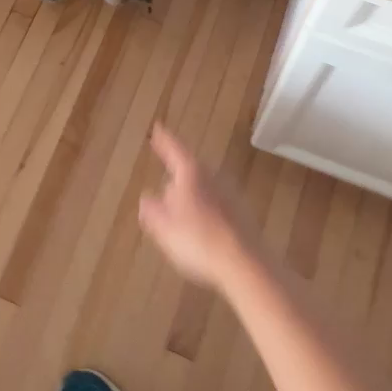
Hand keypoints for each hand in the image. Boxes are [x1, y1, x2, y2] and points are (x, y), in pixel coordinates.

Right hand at [139, 124, 261, 288]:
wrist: (244, 262)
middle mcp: (212, 175)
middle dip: (177, 179)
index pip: (174, 149)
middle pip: (190, 170)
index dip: (164, 140)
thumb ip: (153, 211)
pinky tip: (202, 232)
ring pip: (204, 188)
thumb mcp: (165, 228)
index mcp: (191, 173)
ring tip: (182, 218)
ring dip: (192, 198)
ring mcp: (230, 192)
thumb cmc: (198, 241)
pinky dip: (206, 211)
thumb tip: (147, 198)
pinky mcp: (242, 211)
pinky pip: (217, 204)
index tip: (157, 128)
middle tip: (165, 192)